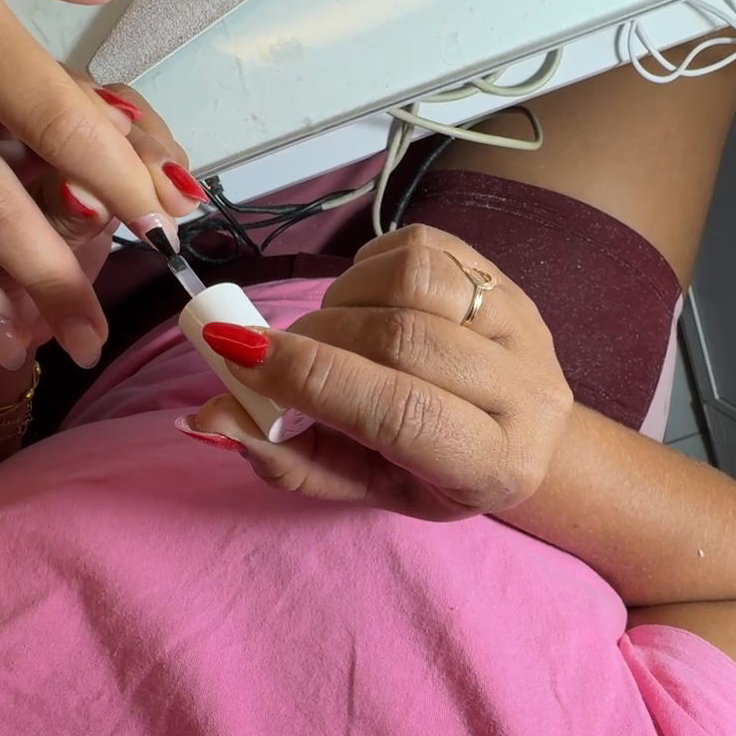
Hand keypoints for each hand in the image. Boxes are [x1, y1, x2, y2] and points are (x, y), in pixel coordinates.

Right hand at [189, 227, 574, 520]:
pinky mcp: (507, 280)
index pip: (400, 412)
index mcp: (492, 463)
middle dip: (318, 338)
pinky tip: (368, 301)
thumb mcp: (369, 490)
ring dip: (345, 298)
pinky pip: (425, 246)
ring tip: (335, 329)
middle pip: (401, 339)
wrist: (524, 437)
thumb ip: (293, 462)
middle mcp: (524, 392)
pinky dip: (372, 267)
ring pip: (415, 279)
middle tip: (283, 354)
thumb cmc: (438, 475)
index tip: (236, 354)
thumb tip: (211, 418)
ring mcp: (523, 326)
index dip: (312, 378)